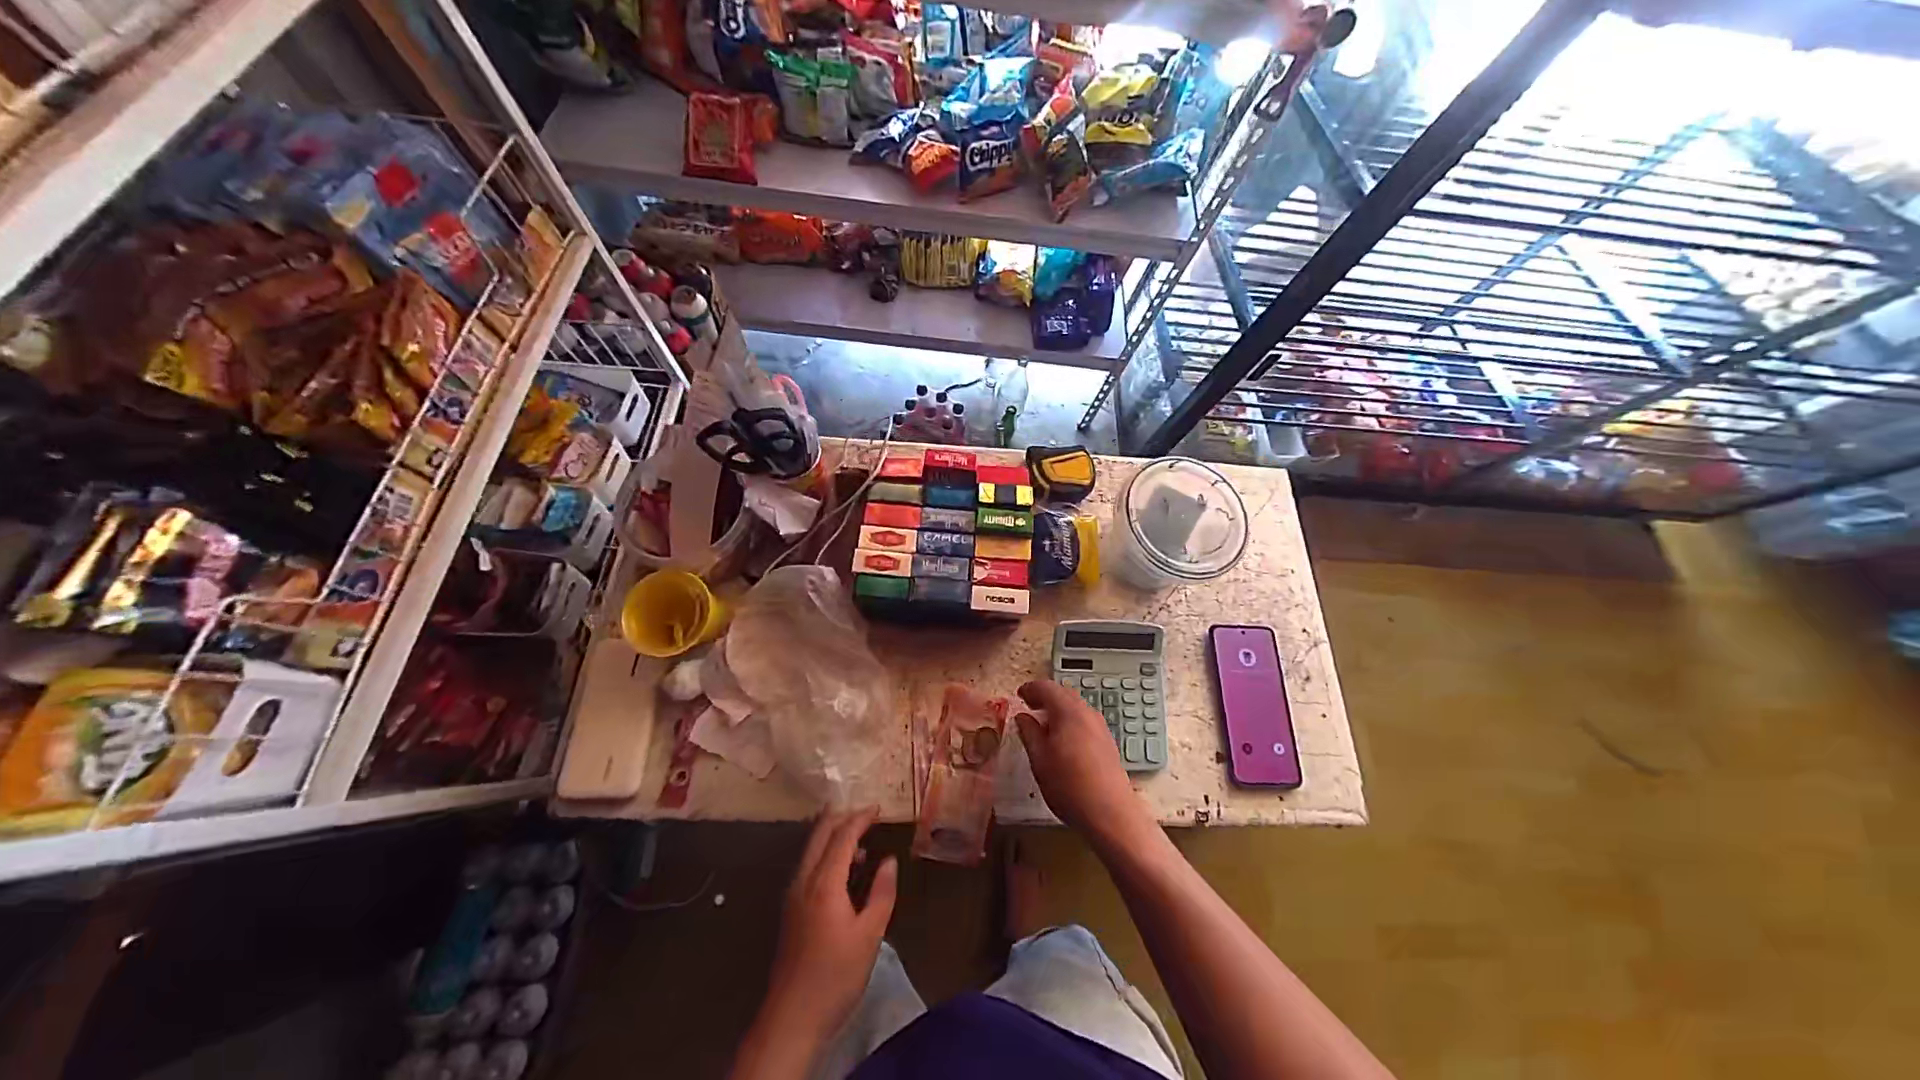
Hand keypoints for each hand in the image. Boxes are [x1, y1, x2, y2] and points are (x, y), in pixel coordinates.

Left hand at [759, 808, 898, 1048]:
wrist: (792, 1016)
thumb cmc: (837, 975)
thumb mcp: (870, 935)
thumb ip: (882, 893)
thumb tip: (889, 860)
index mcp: (823, 883)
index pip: (841, 836)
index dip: (860, 818)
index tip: (878, 808)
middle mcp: (803, 881)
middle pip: (819, 835)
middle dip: (841, 818)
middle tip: (866, 813)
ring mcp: (793, 895)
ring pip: (811, 850)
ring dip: (833, 836)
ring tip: (861, 837)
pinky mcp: (791, 909)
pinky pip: (809, 866)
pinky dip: (827, 855)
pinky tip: (845, 870)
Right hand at [1015, 680, 1152, 849]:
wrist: (1109, 812)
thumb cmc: (1068, 785)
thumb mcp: (1039, 759)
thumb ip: (1029, 732)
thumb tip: (1023, 716)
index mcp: (1068, 712)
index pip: (1047, 688)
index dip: (1030, 689)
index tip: (1019, 695)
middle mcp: (1087, 713)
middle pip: (1064, 693)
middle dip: (1045, 696)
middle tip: (1029, 706)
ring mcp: (1101, 727)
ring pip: (1076, 707)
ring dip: (1059, 708)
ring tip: (1044, 723)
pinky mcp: (1107, 742)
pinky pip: (1085, 720)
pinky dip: (1071, 720)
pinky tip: (1063, 738)